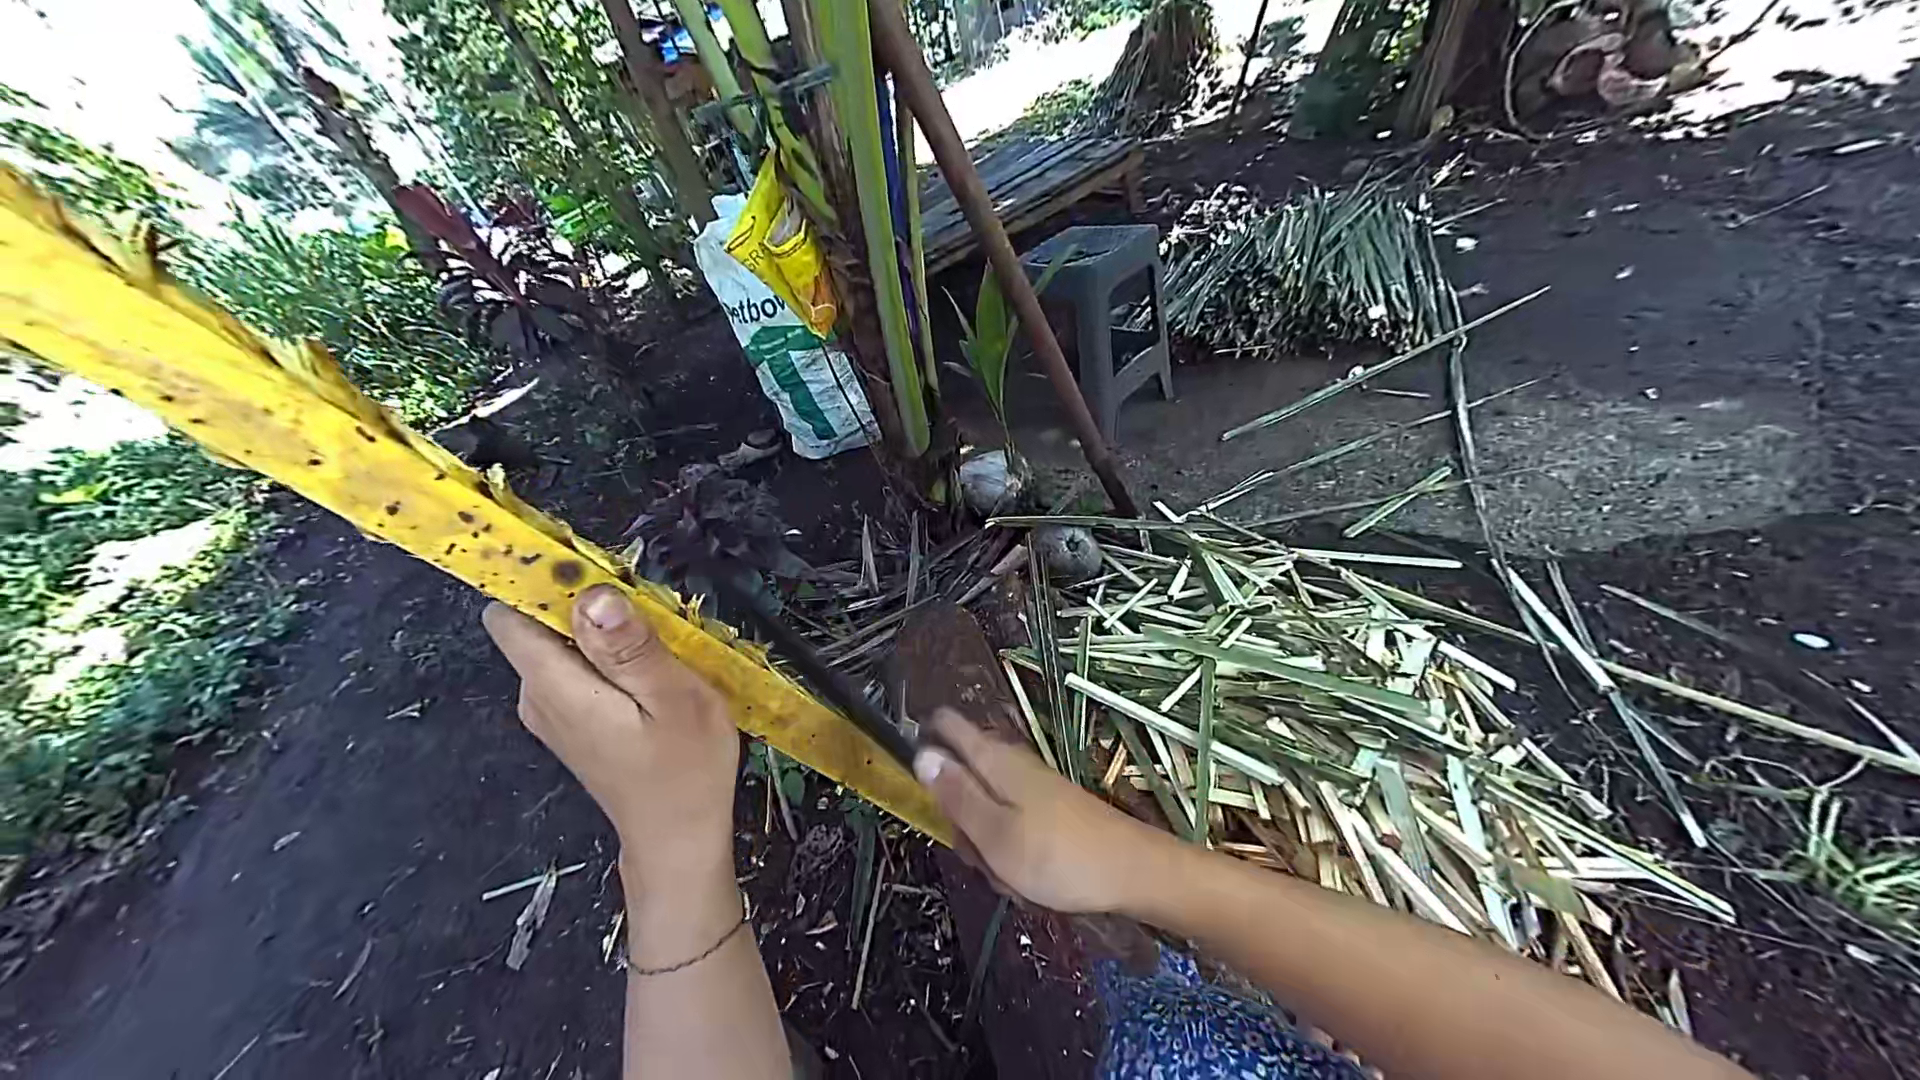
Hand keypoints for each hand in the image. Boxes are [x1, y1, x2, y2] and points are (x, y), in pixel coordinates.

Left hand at [482, 585, 738, 898]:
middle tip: (654, 616)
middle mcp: (537, 696)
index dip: (543, 583)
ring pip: (563, 644)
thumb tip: (592, 594)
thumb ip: (631, 648)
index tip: (596, 570)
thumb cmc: (686, 767)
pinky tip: (652, 674)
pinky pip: (576, 668)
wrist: (679, 835)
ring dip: (605, 631)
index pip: (511, 614)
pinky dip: (607, 656)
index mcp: (556, 686)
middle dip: (590, 605)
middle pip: (542, 624)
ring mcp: (551, 712)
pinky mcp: (570, 722)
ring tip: (661, 645)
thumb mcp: (675, 699)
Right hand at [913, 709, 1179, 914]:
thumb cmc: (1056, 856)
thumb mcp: (993, 832)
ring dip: (986, 845)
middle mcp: (1011, 764)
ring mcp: (1031, 786)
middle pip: (961, 778)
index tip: (919, 781)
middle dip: (960, 818)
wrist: (1131, 872)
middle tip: (977, 850)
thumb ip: (955, 793)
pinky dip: (1009, 853)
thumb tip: (920, 754)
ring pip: (984, 810)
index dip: (926, 741)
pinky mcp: (1046, 809)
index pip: (950, 726)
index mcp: (994, 760)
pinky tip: (1026, 878)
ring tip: (1008, 872)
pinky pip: (1008, 825)